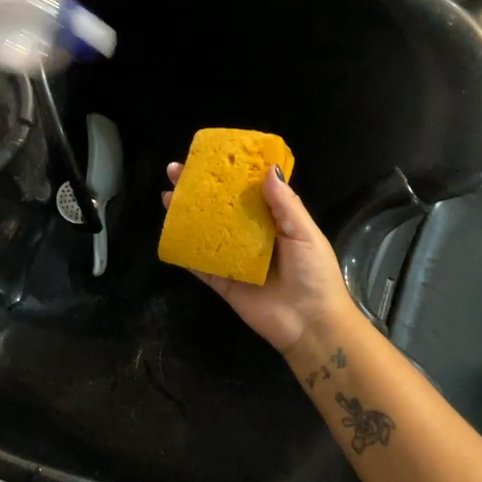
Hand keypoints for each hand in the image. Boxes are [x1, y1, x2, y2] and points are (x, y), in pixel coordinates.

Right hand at [163, 163, 359, 354]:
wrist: (311, 324)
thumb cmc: (315, 274)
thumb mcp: (305, 233)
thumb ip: (285, 204)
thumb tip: (268, 170)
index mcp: (274, 222)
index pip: (246, 192)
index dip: (227, 175)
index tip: (208, 158)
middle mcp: (251, 238)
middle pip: (220, 209)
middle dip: (197, 191)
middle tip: (175, 172)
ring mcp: (234, 260)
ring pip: (205, 233)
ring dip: (185, 216)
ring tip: (167, 197)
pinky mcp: (222, 283)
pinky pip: (200, 265)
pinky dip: (184, 251)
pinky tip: (169, 232)